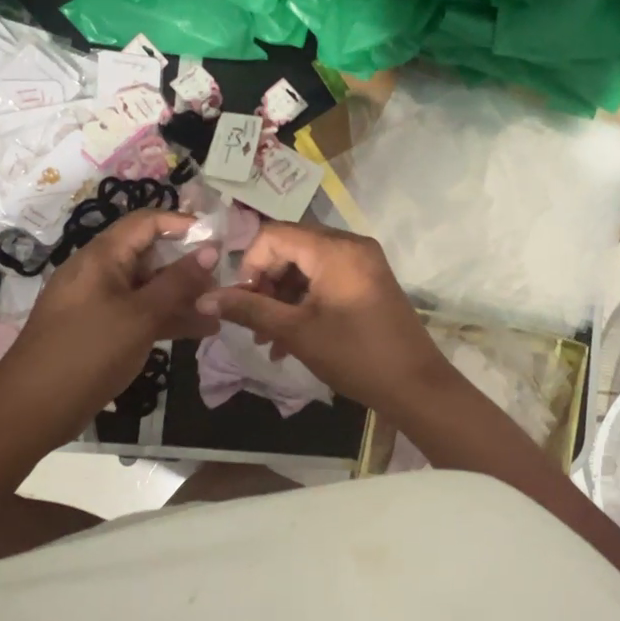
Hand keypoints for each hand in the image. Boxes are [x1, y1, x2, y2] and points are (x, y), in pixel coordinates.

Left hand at [0, 210, 219, 404]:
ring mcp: (100, 303)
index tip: (220, 240)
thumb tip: (211, 250)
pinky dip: (168, 319)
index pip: (147, 222)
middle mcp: (100, 273)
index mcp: (101, 257)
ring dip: (184, 297)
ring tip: (221, 309)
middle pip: (150, 255)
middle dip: (189, 265)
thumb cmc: (88, 352)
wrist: (33, 408)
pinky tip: (202, 331)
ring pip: (149, 288)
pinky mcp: (102, 331)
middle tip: (225, 281)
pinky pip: (141, 314)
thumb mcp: (140, 315)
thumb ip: (178, 282)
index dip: (183, 224)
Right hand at [196, 222, 451, 411]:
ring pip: (307, 267)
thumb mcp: (296, 333)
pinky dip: (305, 302)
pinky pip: (327, 279)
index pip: (274, 235)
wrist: (415, 385)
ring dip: (282, 298)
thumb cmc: (355, 356)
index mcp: (335, 249)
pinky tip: (289, 339)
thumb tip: (204, 298)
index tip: (240, 302)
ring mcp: (364, 263)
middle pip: (291, 248)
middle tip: (251, 322)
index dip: (249, 265)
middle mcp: (351, 245)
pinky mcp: (370, 282)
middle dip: (265, 283)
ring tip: (267, 339)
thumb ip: (249, 310)